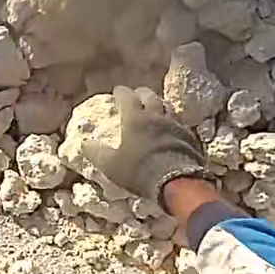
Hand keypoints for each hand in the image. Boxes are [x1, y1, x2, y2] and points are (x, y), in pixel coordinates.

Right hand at [76, 86, 215, 202]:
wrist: (176, 182)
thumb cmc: (138, 171)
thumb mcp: (110, 165)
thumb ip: (96, 153)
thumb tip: (85, 144)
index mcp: (135, 119)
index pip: (127, 97)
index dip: (121, 92)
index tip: (117, 91)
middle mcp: (156, 116)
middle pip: (150, 97)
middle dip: (142, 94)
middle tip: (136, 95)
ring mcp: (175, 125)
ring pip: (167, 107)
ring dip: (159, 104)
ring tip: (155, 106)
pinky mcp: (189, 136)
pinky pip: (179, 122)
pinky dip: (172, 120)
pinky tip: (171, 126)